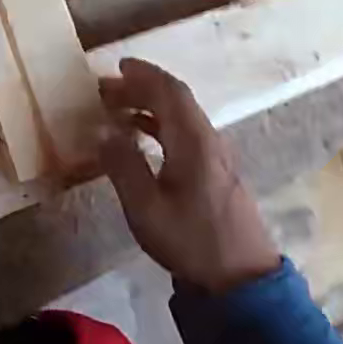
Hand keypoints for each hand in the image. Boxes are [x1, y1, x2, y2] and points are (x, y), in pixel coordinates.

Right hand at [97, 58, 282, 293]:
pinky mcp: (217, 174)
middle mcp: (209, 141)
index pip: (170, 92)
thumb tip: (102, 131)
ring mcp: (216, 157)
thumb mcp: (146, 206)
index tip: (117, 67)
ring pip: (181, 118)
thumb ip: (123, 165)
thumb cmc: (191, 240)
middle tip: (105, 91)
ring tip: (116, 111)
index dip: (144, 75)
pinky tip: (142, 139)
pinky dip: (160, 127)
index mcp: (194, 142)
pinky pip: (185, 135)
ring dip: (149, 108)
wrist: (240, 276)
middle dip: (141, 90)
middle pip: (176, 101)